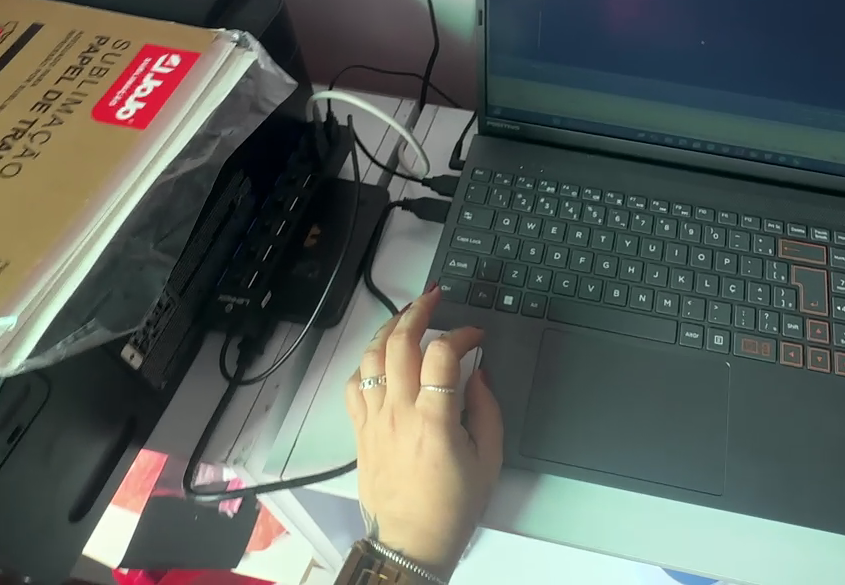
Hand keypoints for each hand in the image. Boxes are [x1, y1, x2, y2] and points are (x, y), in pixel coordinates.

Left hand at [343, 285, 502, 577]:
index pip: (442, 355)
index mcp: (434, 421)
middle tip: (435, 298)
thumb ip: (487, 408)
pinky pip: (354, 385)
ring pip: (371, 357)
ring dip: (389, 327)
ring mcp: (374, 420)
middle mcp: (398, 413)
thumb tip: (476, 371)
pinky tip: (383, 356)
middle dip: (418, 311)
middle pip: (399, 343)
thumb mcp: (489, 458)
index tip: (476, 335)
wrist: (411, 545)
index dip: (461, 333)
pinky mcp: (360, 431)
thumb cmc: (454, 505)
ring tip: (407, 315)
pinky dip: (368, 362)